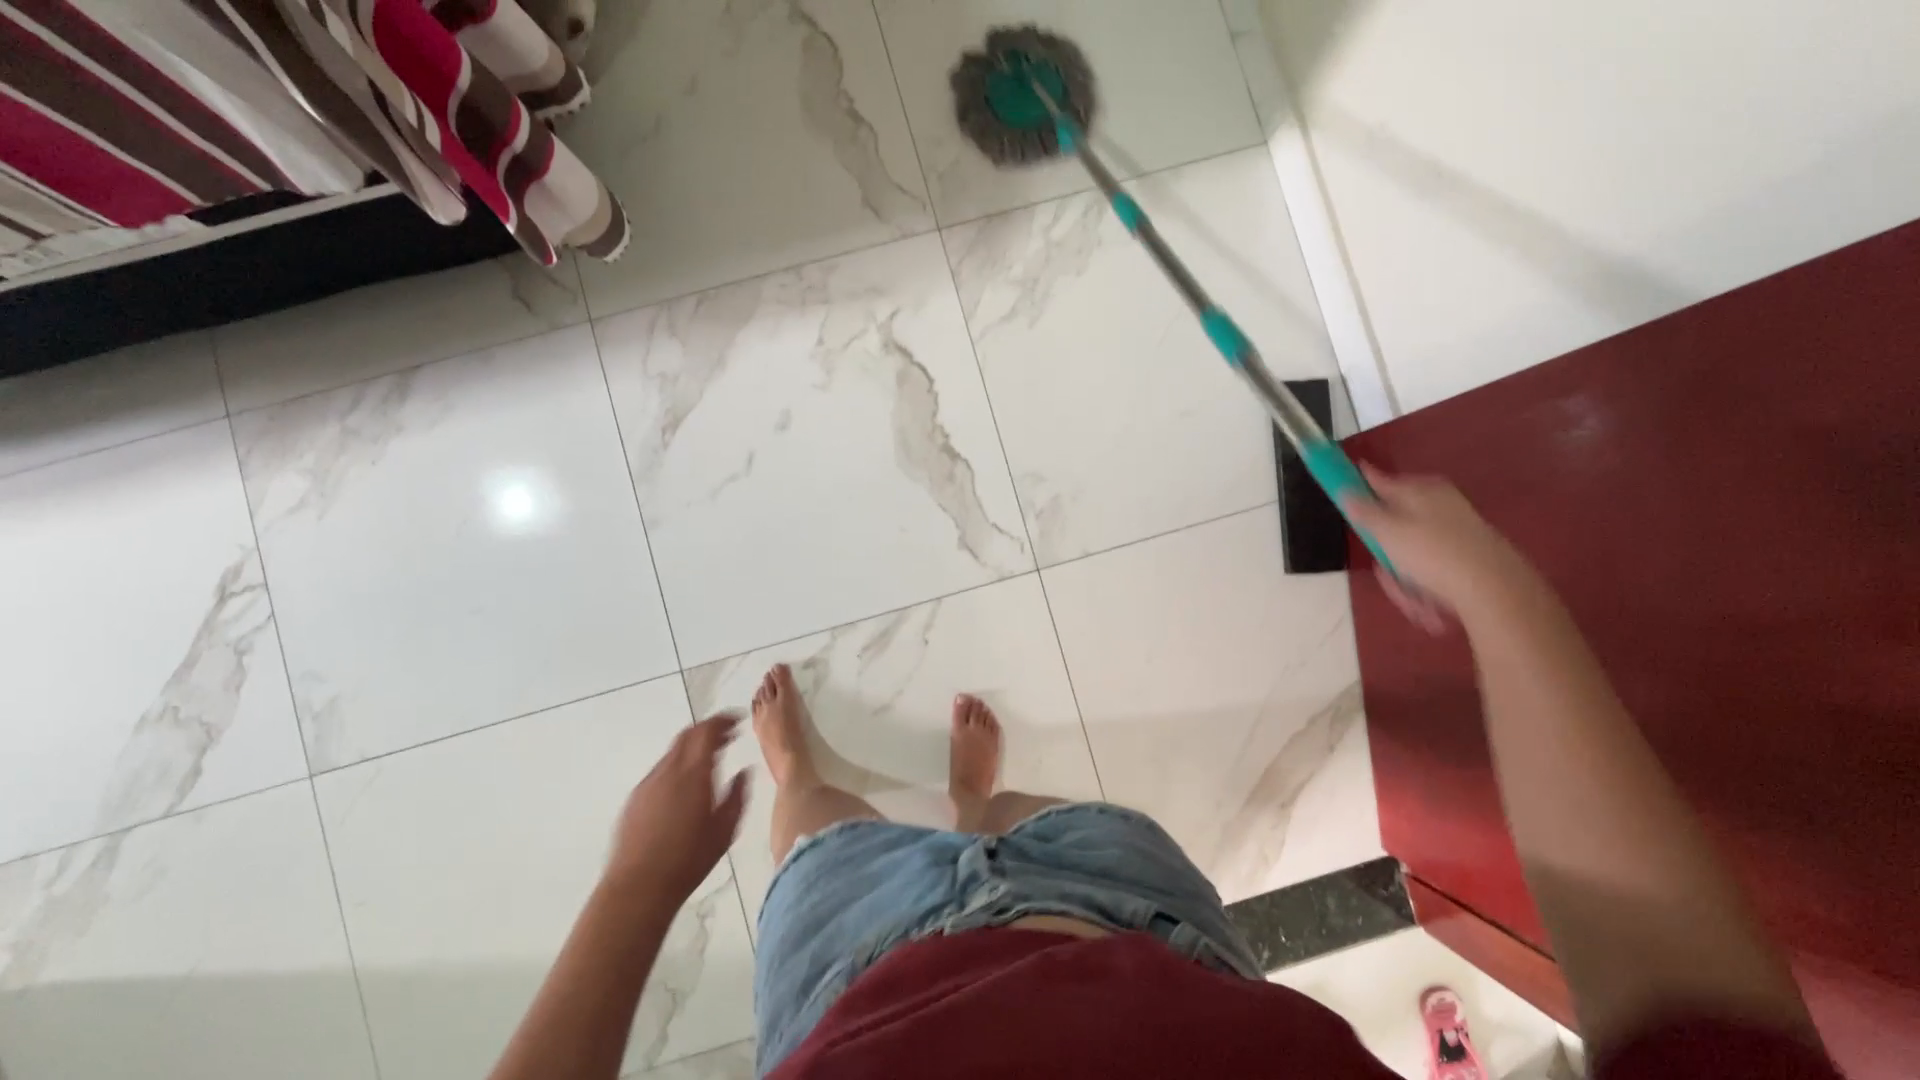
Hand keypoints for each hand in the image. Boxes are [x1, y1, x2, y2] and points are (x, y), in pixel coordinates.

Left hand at [607, 714, 748, 903]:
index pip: (707, 732)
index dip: (724, 721)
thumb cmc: (689, 861)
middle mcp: (668, 772)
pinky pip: (660, 771)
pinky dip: (677, 766)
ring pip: (672, 753)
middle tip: (728, 735)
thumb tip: (744, 773)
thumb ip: (738, 796)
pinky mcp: (635, 799)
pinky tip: (685, 786)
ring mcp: (647, 784)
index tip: (738, 720)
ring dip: (692, 748)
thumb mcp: (725, 830)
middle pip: (686, 735)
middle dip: (708, 729)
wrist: (638, 886)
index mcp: (693, 774)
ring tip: (709, 760)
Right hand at [1341, 465, 1538, 631]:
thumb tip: (1345, 489)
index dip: (1359, 482)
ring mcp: (1456, 530)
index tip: (1341, 487)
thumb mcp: (1387, 532)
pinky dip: (1427, 586)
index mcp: (1421, 490)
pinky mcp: (1467, 556)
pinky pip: (1433, 568)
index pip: (1380, 480)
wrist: (1494, 589)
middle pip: (1394, 526)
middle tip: (1386, 572)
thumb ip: (1363, 511)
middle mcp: (1439, 505)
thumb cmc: (1434, 554)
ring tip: (1414, 599)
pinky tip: (1431, 604)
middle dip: (1386, 554)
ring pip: (1412, 552)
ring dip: (1406, 579)